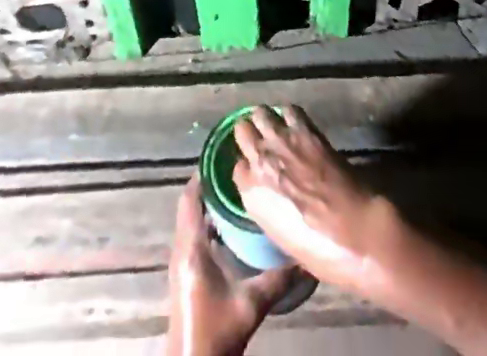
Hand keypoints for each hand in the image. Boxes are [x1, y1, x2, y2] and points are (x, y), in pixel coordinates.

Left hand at [167, 175, 300, 355]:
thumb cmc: (218, 329)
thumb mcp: (251, 303)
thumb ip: (278, 279)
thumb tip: (306, 260)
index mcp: (190, 247)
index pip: (190, 199)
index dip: (202, 175)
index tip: (223, 157)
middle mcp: (181, 248)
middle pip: (190, 206)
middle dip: (210, 186)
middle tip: (237, 171)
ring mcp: (181, 261)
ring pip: (192, 221)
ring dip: (209, 205)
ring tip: (238, 191)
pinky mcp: (186, 272)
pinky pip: (194, 235)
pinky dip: (208, 223)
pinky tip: (231, 226)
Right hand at [231, 105, 401, 293]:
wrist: (357, 231)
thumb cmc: (321, 248)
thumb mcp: (280, 234)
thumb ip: (267, 205)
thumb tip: (270, 193)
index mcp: (250, 191)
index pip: (238, 167)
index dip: (250, 168)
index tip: (259, 171)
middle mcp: (260, 159)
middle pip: (242, 130)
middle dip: (251, 134)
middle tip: (264, 142)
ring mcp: (282, 141)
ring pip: (261, 113)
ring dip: (267, 119)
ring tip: (277, 128)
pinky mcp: (305, 130)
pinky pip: (289, 111)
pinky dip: (290, 116)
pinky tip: (297, 125)